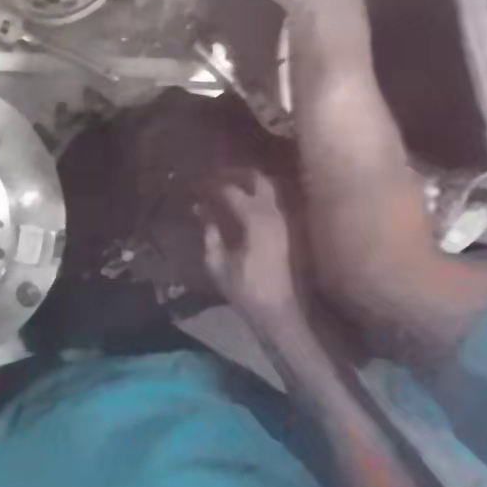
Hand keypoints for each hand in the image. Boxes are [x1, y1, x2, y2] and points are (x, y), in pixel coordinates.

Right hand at [201, 171, 303, 324]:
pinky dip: (259, 198)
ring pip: (270, 188)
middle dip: (236, 173)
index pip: (230, 190)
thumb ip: (211, 233)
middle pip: (258, 178)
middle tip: (215, 177)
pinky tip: (245, 207)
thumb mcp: (218, 264)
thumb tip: (203, 212)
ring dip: (250, 184)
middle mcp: (274, 214)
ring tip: (229, 188)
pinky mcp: (290, 231)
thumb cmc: (246, 291)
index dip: (210, 185)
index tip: (195, 186)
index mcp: (255, 219)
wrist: (281, 313)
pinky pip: (275, 203)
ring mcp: (286, 221)